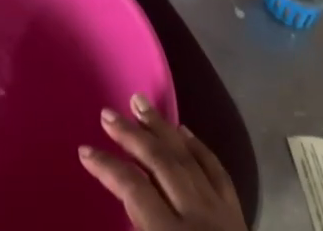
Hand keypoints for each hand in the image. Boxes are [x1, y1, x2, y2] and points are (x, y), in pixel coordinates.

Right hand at [79, 94, 246, 230]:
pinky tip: (184, 132)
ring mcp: (221, 214)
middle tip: (108, 114)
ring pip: (189, 159)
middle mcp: (197, 218)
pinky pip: (217, 172)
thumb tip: (118, 202)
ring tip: (140, 104)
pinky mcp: (238, 216)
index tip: (84, 150)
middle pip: (161, 164)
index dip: (107, 167)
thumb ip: (135, 226)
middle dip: (133, 136)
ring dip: (163, 130)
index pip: (134, 189)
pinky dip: (198, 148)